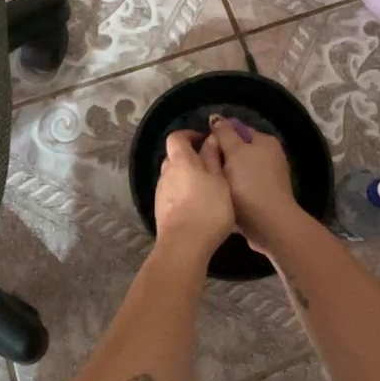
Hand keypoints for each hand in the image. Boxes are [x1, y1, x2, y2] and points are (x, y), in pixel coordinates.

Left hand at [155, 129, 234, 258]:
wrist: (184, 245)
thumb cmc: (208, 208)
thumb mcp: (219, 181)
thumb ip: (213, 158)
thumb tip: (209, 139)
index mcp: (180, 160)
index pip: (176, 137)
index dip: (188, 135)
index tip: (204, 140)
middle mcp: (166, 173)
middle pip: (174, 157)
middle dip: (190, 158)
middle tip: (210, 168)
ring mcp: (160, 192)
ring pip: (173, 177)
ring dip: (186, 178)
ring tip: (207, 190)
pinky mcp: (160, 210)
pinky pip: (172, 194)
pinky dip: (183, 194)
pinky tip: (197, 207)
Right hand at [209, 115, 303, 251]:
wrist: (269, 223)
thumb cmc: (250, 182)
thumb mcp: (234, 152)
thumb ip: (224, 133)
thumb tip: (216, 117)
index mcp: (266, 141)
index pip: (238, 130)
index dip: (219, 136)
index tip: (202, 148)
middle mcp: (270, 157)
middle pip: (238, 152)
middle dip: (221, 158)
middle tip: (202, 167)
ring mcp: (268, 178)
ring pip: (238, 172)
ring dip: (225, 177)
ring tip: (208, 183)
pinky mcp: (264, 197)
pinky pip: (243, 189)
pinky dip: (233, 191)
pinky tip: (220, 197)